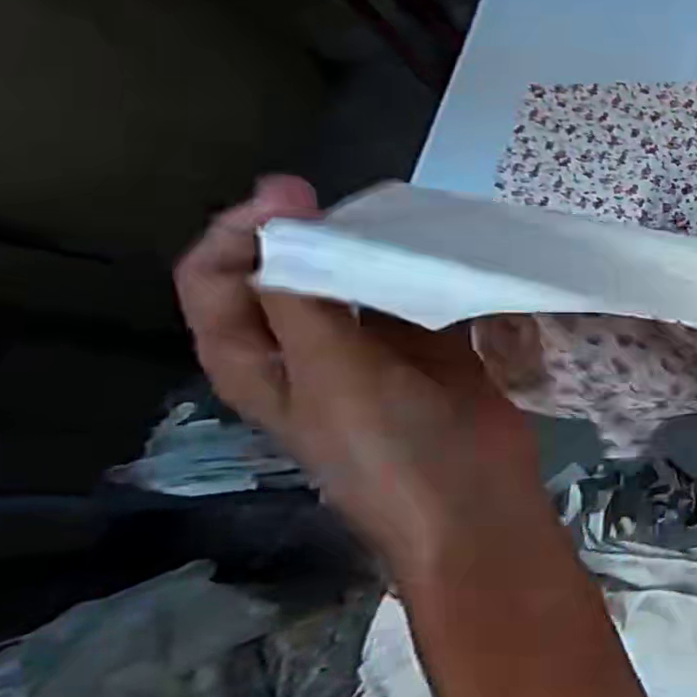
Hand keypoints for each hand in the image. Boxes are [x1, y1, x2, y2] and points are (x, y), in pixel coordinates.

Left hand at [174, 177, 551, 574]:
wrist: (476, 499)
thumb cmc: (389, 448)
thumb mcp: (331, 374)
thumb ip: (304, 296)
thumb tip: (283, 211)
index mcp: (262, 358)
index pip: (220, 278)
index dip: (245, 232)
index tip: (300, 198)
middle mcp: (314, 347)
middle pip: (297, 271)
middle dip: (322, 233)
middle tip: (371, 208)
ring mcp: (381, 349)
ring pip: (368, 281)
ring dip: (385, 251)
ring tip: (418, 225)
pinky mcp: (440, 349)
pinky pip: (428, 299)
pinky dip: (437, 276)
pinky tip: (456, 257)